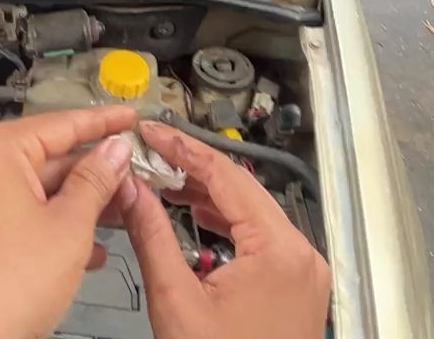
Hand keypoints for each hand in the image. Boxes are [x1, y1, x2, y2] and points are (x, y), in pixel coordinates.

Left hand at [0, 106, 141, 338]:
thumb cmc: (3, 288)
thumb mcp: (68, 228)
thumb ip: (96, 181)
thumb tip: (114, 150)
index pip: (63, 123)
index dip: (103, 122)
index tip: (128, 117)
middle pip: (48, 156)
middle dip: (92, 173)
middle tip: (130, 178)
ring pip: (34, 187)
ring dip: (76, 203)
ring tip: (115, 217)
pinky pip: (16, 211)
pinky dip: (49, 223)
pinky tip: (83, 249)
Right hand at [119, 121, 330, 338]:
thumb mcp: (176, 301)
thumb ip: (151, 233)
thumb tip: (129, 185)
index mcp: (278, 249)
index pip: (224, 175)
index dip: (182, 147)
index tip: (150, 131)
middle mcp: (301, 251)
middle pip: (242, 187)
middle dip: (194, 166)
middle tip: (152, 153)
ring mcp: (305, 269)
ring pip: (252, 207)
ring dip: (210, 191)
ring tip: (167, 180)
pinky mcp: (300, 285)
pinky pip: (262, 233)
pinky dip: (228, 218)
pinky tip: (198, 212)